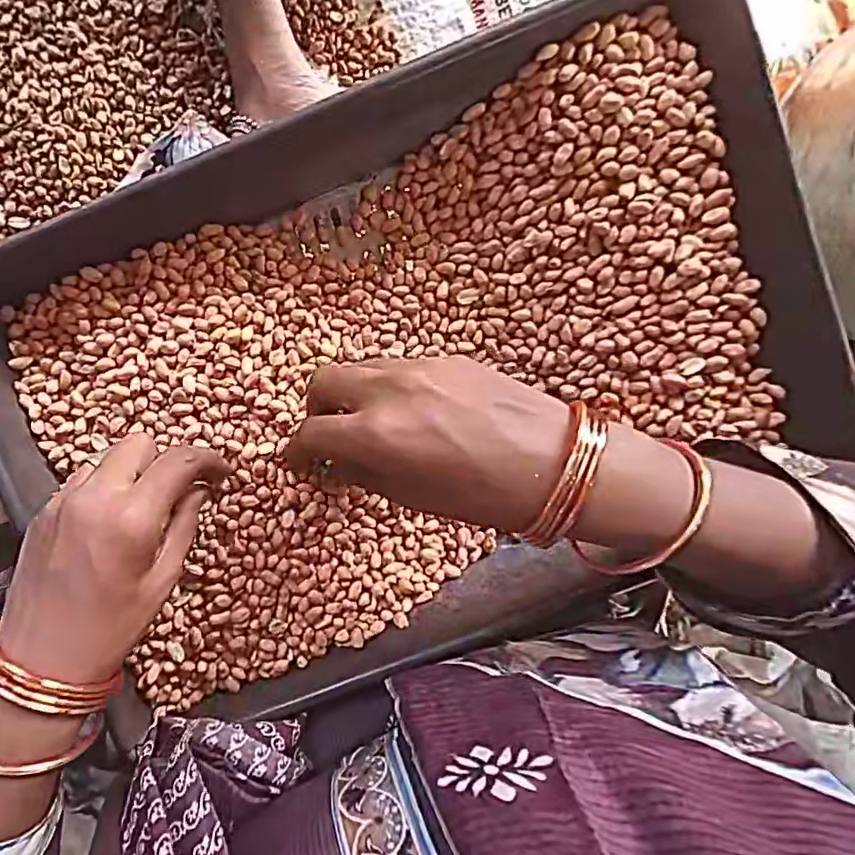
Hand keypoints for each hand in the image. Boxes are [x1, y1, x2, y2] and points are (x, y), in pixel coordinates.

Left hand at [0, 433, 231, 684]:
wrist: (41, 659)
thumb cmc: (108, 630)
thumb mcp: (161, 582)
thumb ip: (184, 526)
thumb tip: (198, 491)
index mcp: (131, 519)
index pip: (178, 461)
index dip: (206, 459)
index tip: (218, 470)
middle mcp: (94, 498)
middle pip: (139, 442)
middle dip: (164, 460)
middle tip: (175, 490)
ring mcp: (63, 500)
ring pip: (107, 456)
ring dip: (130, 472)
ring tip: (139, 508)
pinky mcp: (43, 509)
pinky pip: (81, 478)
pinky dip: (102, 487)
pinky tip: (107, 520)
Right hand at [284, 357, 571, 533]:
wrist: (556, 461)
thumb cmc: (484, 495)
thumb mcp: (412, 496)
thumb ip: (364, 472)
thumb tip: (337, 460)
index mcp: (376, 434)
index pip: (312, 432)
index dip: (297, 450)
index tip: (299, 459)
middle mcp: (387, 390)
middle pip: (323, 381)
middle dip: (316, 408)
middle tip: (328, 432)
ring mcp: (417, 367)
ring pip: (359, 367)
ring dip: (350, 393)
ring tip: (369, 420)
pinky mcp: (445, 357)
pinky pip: (396, 366)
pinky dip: (385, 386)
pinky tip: (409, 410)